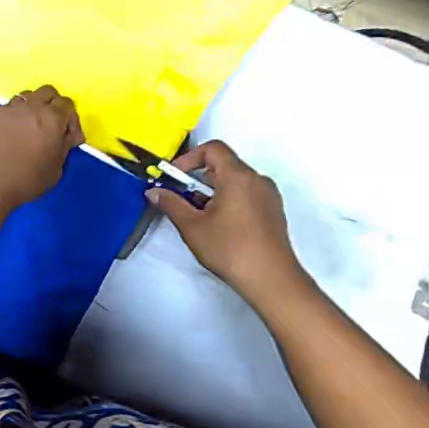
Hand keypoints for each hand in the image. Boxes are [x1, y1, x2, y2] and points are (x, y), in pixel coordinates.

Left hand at [0, 86, 83, 210]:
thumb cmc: (30, 179)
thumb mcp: (57, 167)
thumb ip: (65, 145)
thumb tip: (69, 135)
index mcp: (52, 118)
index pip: (67, 103)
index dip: (70, 119)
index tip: (68, 135)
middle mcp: (31, 106)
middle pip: (47, 92)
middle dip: (52, 104)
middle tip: (50, 125)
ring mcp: (8, 109)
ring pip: (25, 97)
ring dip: (31, 107)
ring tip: (28, 127)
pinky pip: (6, 110)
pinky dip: (12, 118)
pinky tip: (8, 135)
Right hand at [146, 140, 304, 295]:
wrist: (270, 278)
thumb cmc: (230, 249)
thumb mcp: (192, 226)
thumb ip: (171, 204)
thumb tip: (154, 192)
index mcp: (238, 176)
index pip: (213, 148)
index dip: (189, 158)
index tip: (175, 177)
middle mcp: (257, 180)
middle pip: (224, 165)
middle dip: (198, 178)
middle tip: (182, 199)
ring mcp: (269, 196)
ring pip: (236, 181)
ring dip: (213, 191)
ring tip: (199, 216)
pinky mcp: (273, 212)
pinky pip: (247, 194)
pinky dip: (229, 200)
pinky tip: (219, 226)